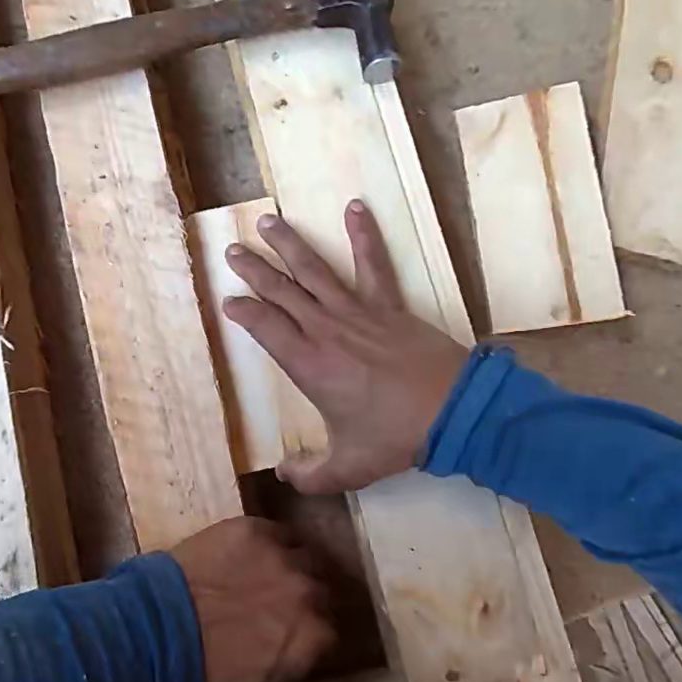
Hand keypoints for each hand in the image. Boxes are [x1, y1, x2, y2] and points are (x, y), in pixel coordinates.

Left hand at [169, 516, 335, 681]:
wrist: (156, 636)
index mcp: (316, 635)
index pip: (329, 629)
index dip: (309, 631)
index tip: (290, 634)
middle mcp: (309, 589)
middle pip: (319, 587)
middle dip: (303, 597)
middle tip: (274, 604)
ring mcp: (282, 555)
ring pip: (301, 554)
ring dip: (289, 566)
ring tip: (262, 575)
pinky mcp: (254, 529)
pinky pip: (274, 532)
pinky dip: (265, 544)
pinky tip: (244, 556)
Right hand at [223, 201, 469, 493]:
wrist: (453, 411)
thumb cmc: (395, 438)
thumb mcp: (348, 468)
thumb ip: (310, 475)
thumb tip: (283, 475)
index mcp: (310, 365)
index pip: (265, 328)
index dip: (244, 312)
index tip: (229, 301)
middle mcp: (327, 331)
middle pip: (282, 292)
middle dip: (254, 270)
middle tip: (233, 251)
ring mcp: (359, 313)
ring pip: (316, 271)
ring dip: (290, 245)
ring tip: (269, 221)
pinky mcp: (389, 305)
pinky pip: (373, 264)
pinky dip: (364, 235)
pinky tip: (354, 207)